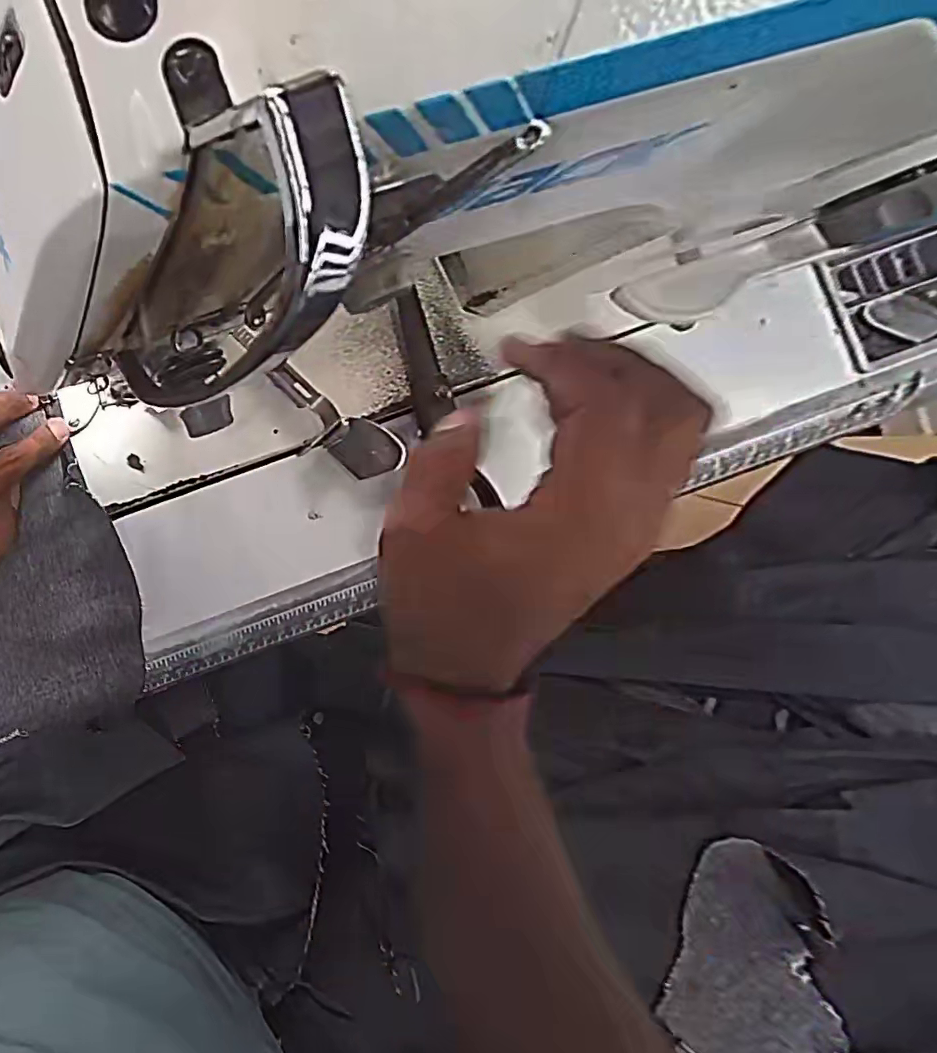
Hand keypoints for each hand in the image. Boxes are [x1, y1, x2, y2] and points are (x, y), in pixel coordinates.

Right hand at [380, 337, 711, 695]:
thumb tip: (462, 417)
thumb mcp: (414, 529)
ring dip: (636, 385)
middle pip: (667, 406)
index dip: (563, 363)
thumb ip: (438, 463)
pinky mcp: (628, 534)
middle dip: (614, 361)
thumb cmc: (441, 607)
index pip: (605, 406)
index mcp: (579, 509)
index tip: (520, 349)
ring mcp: (637, 526)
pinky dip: (638, 419)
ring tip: (578, 367)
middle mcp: (628, 514)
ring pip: (681, 428)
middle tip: (558, 346)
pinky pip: (666, 457)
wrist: (465, 662)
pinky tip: (592, 414)